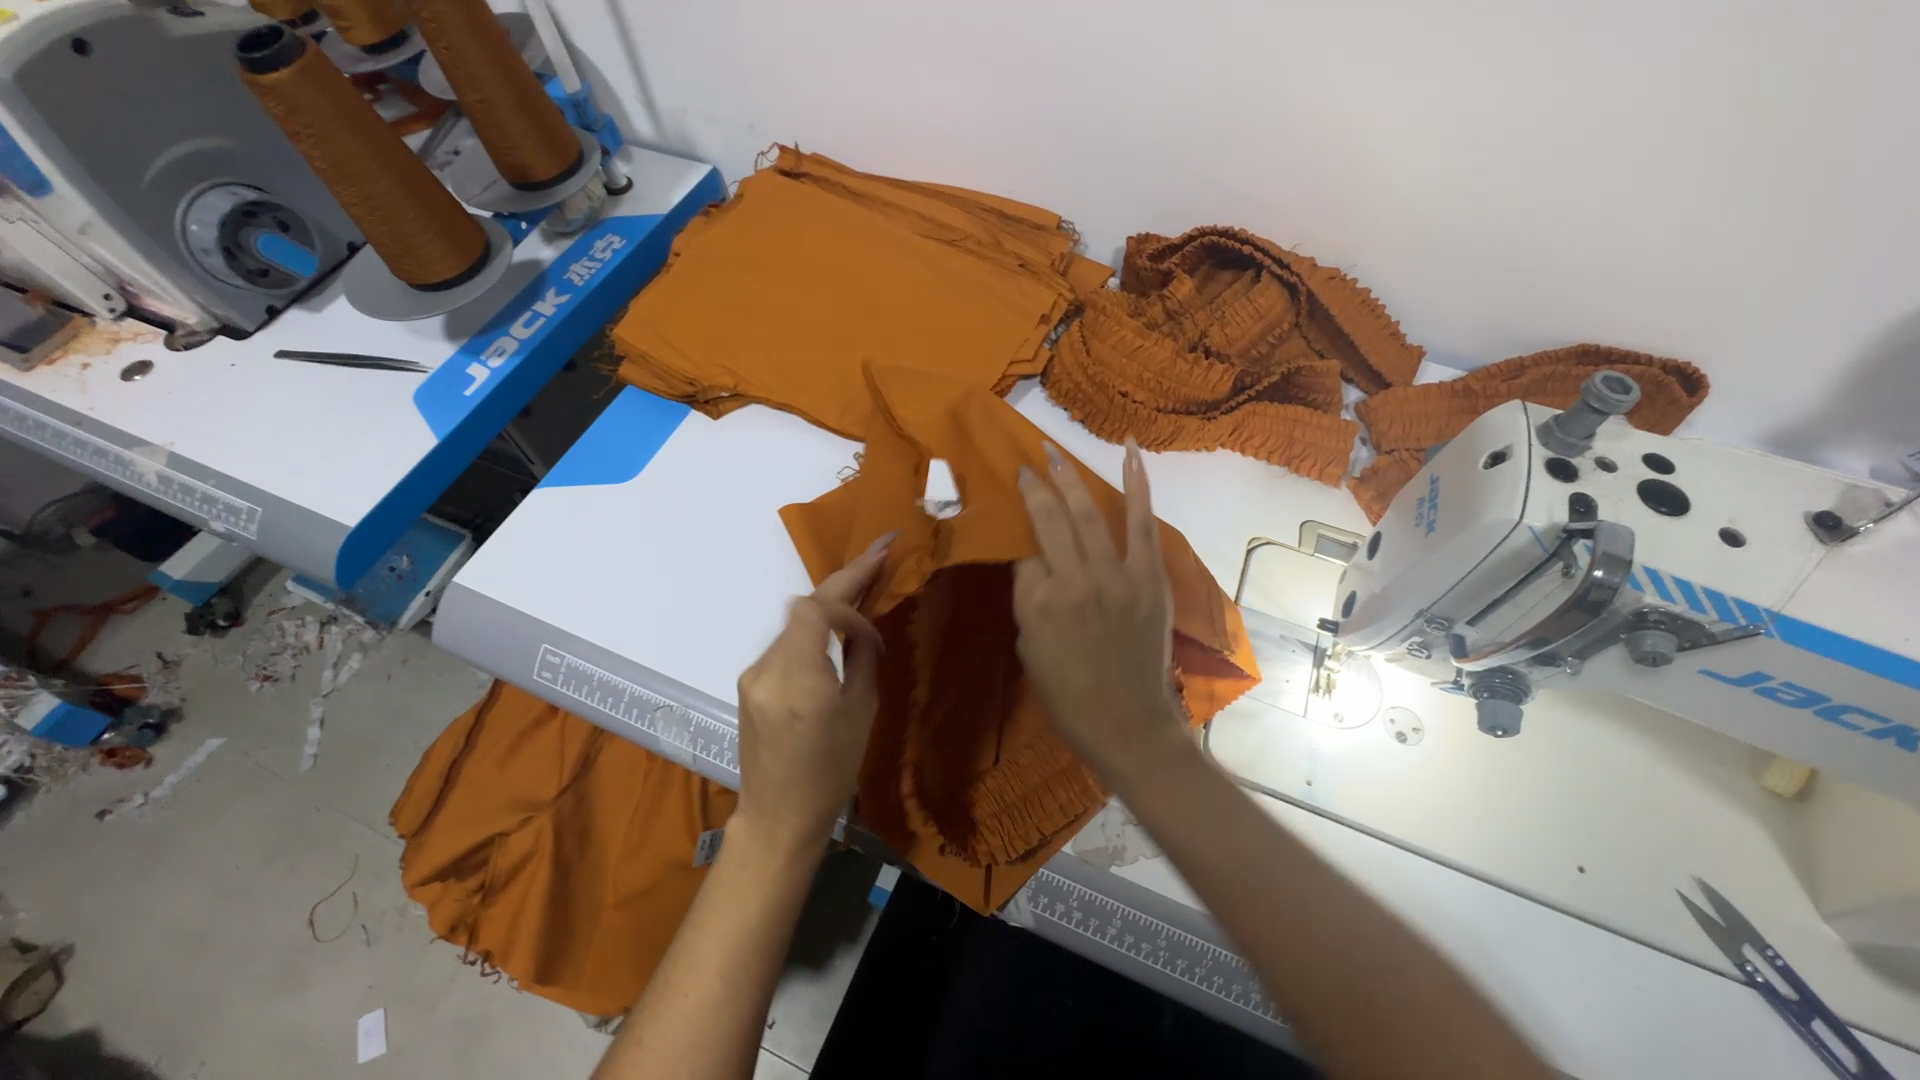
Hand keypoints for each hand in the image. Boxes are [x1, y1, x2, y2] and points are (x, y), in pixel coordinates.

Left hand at [734, 532, 893, 851]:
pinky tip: (833, 634)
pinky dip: (811, 631)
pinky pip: (784, 643)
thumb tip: (860, 628)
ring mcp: (752, 674)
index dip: (851, 599)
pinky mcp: (748, 683)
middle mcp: (766, 668)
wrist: (779, 815)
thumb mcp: (860, 715)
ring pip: (794, 622)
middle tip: (880, 548)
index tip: (877, 622)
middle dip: (845, 577)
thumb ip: (860, 661)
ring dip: (828, 606)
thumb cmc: (831, 773)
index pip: (817, 609)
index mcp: (798, 680)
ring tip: (863, 589)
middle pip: (803, 606)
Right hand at [1013, 440, 1187, 779]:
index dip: (1016, 530)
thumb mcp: (1029, 647)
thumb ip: (1030, 598)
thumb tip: (1033, 559)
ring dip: (1070, 478)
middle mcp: (1073, 583)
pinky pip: (1141, 523)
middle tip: (1028, 460)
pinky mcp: (1150, 578)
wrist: (1127, 722)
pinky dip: (1137, 485)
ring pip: (1089, 514)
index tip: (1012, 507)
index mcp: (1036, 605)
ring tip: (1055, 451)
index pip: (1022, 551)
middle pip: (1050, 521)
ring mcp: (1116, 578)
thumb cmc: (1068, 695)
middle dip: (1037, 486)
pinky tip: (1129, 453)